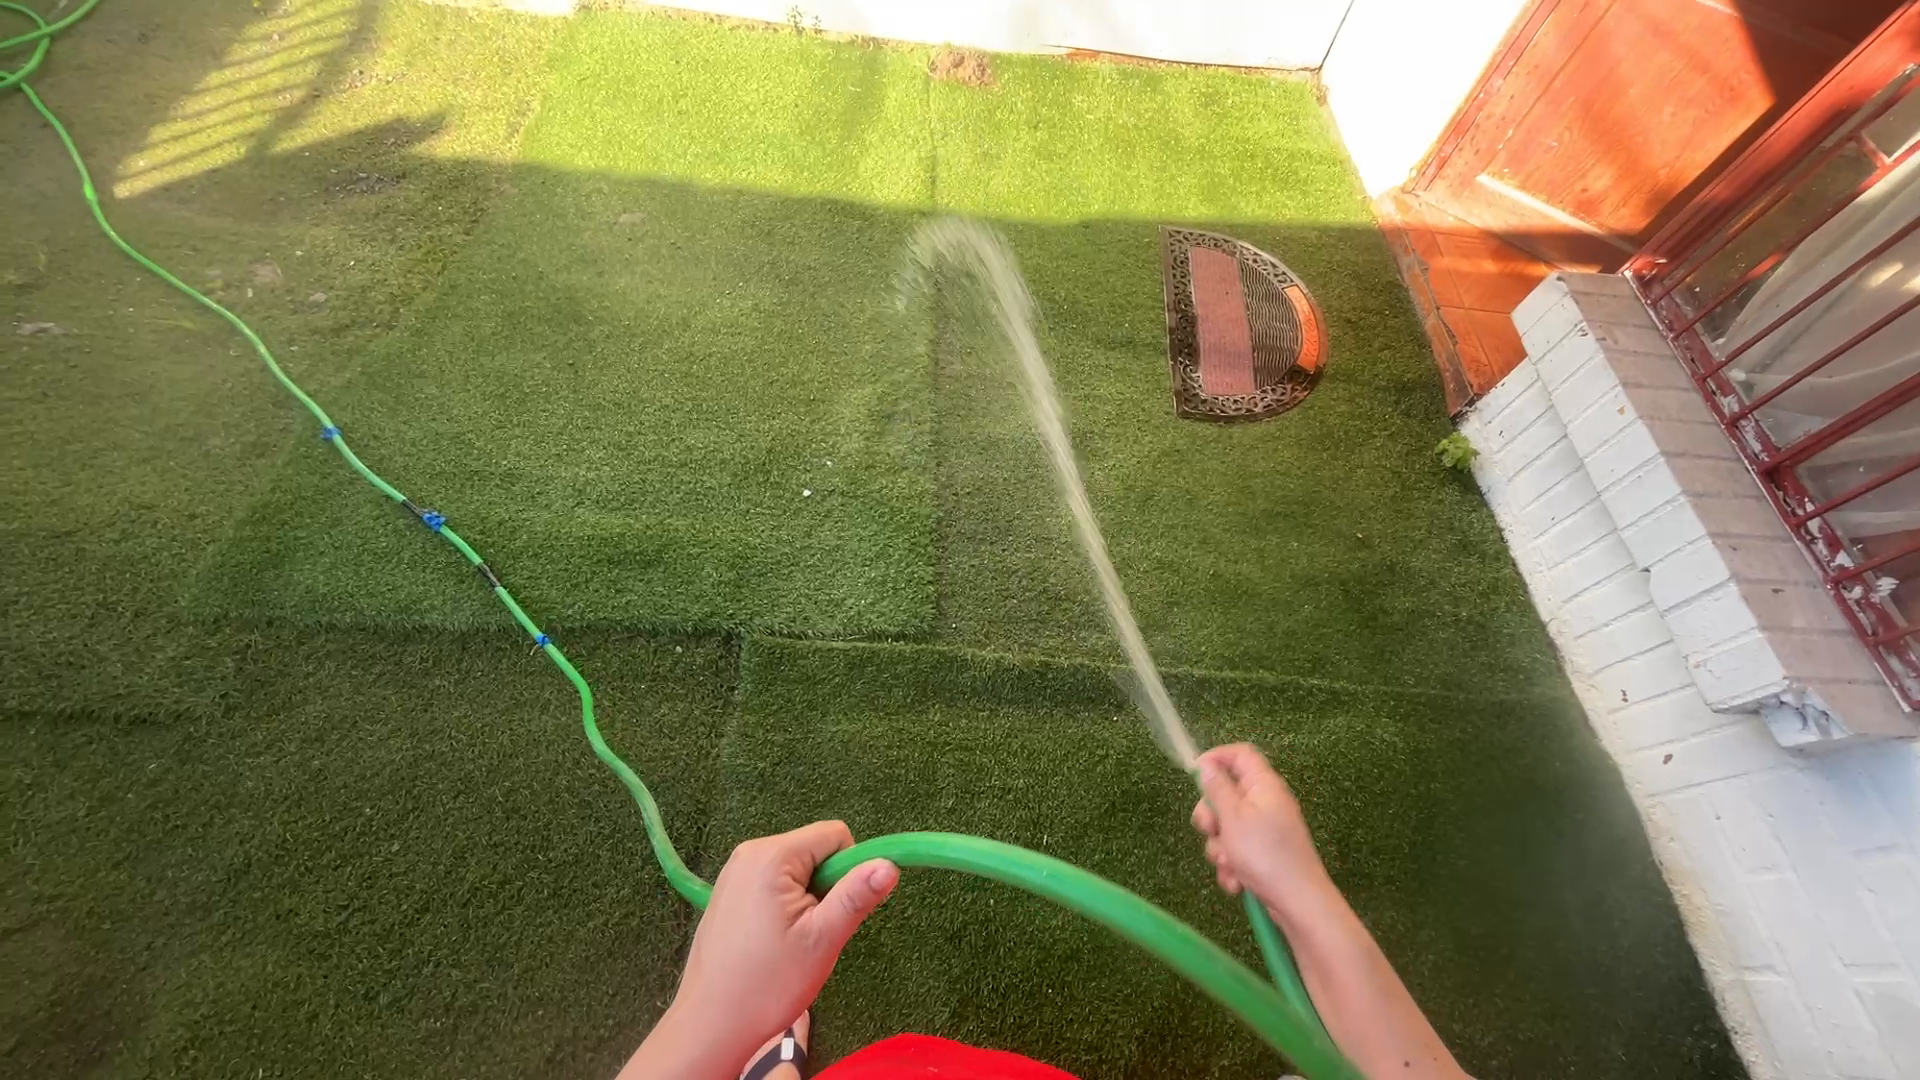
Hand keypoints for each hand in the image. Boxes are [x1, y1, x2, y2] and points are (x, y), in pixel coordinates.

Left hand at [664, 821, 898, 1066]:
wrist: (707, 1029)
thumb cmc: (768, 984)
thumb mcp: (822, 939)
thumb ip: (856, 896)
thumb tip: (890, 863)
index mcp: (773, 854)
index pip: (836, 835)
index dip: (848, 871)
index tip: (834, 912)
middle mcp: (751, 851)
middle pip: (816, 850)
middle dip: (826, 887)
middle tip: (812, 934)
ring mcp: (736, 870)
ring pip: (798, 868)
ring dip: (808, 898)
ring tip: (793, 940)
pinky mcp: (729, 890)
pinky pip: (776, 880)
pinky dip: (786, 905)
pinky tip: (773, 941)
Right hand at [1191, 743, 1335, 920]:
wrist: (1299, 904)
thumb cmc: (1265, 853)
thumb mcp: (1233, 816)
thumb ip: (1217, 788)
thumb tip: (1206, 764)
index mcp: (1263, 785)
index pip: (1239, 754)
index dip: (1216, 757)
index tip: (1195, 774)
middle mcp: (1265, 803)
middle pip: (1226, 793)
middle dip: (1211, 816)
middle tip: (1211, 830)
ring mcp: (1265, 830)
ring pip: (1226, 826)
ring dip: (1220, 847)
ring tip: (1229, 865)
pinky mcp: (1263, 854)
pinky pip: (1236, 850)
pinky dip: (1231, 865)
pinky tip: (1236, 882)